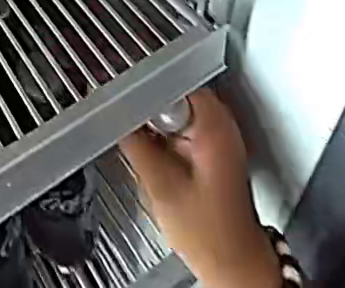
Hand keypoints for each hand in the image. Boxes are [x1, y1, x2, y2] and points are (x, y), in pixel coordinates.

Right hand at [118, 89, 280, 287]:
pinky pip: (181, 121)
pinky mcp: (213, 144)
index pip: (169, 80)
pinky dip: (165, 131)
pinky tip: (157, 152)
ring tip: (143, 140)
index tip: (120, 92)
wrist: (233, 263)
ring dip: (154, 117)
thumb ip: (133, 142)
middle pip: (171, 90)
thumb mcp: (161, 185)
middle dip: (145, 103)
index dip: (140, 86)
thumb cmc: (209, 233)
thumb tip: (111, 115)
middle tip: (126, 118)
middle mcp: (221, 120)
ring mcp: (220, 132)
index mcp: (213, 121)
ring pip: (175, 105)